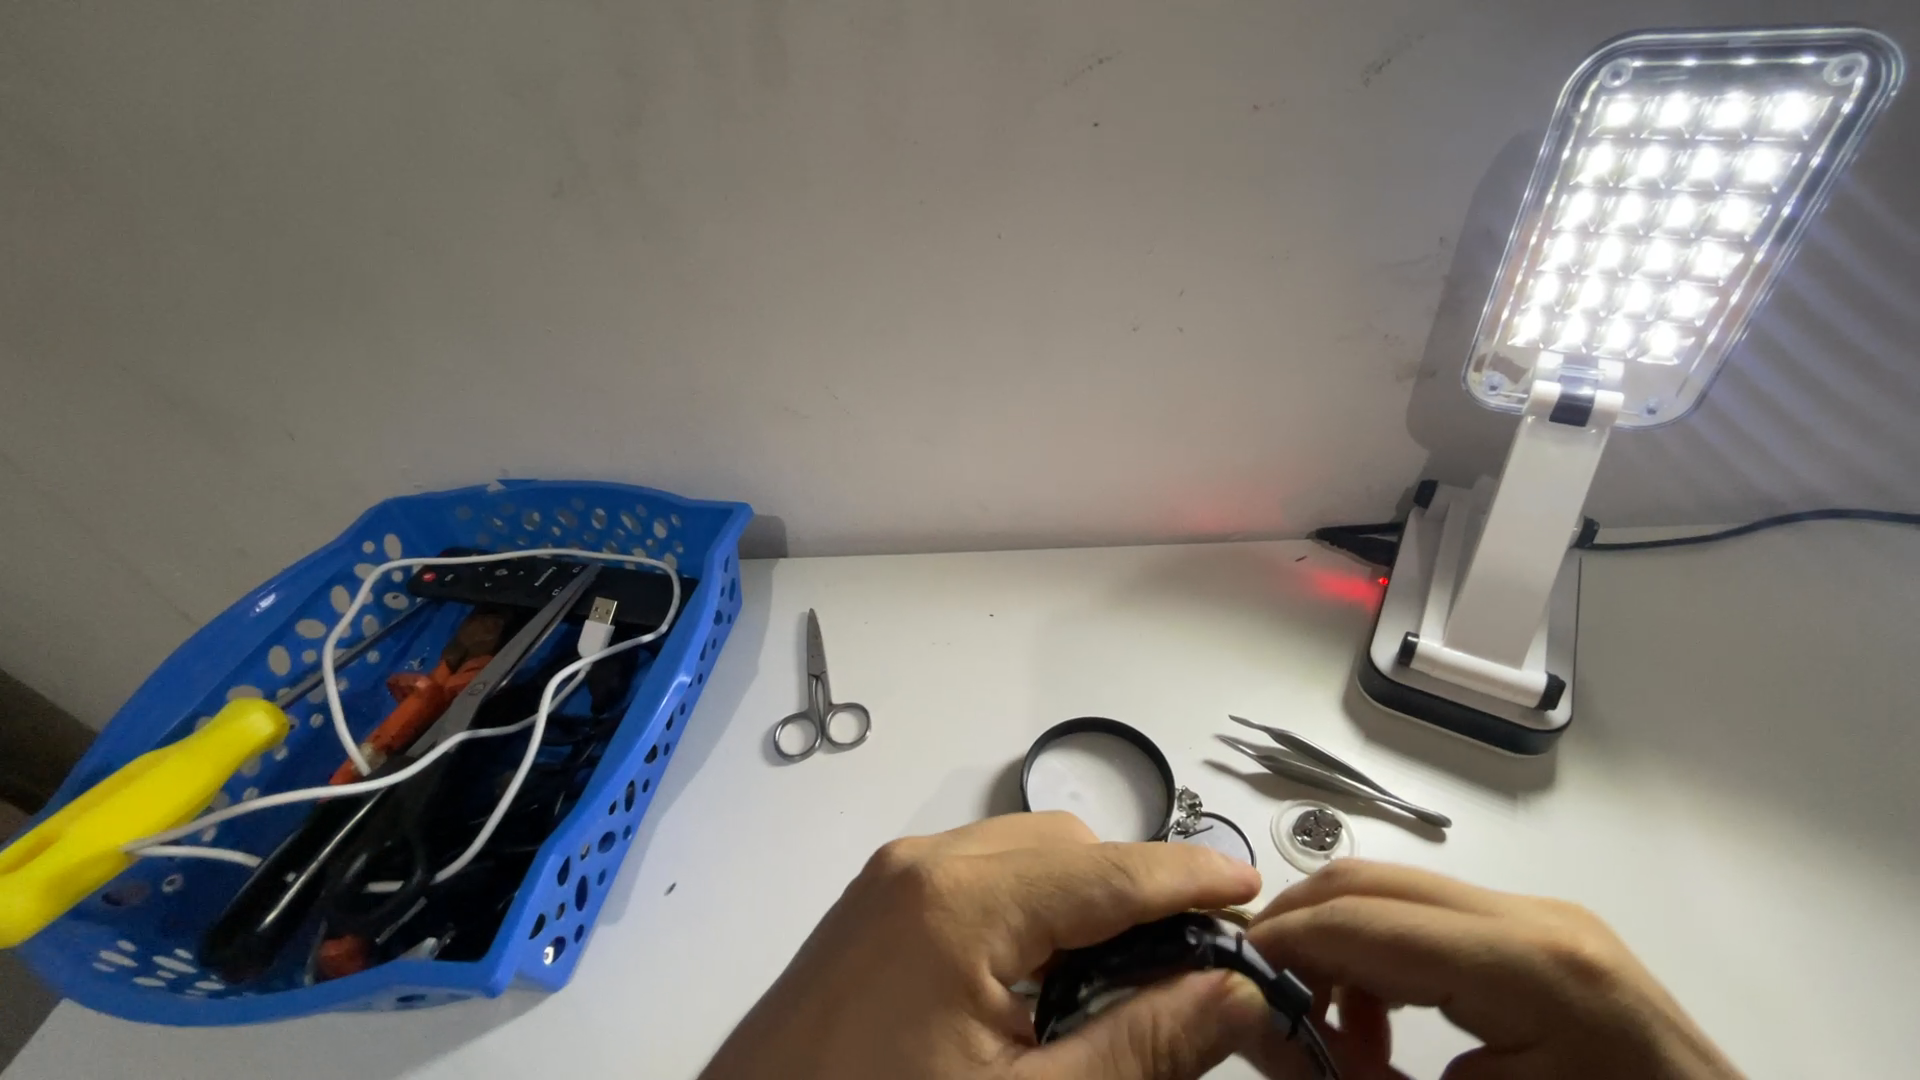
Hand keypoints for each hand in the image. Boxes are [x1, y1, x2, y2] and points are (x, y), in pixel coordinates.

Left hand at [700, 812, 1268, 1079]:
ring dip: (1081, 896)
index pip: (1105, 869)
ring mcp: (890, 876)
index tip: (1252, 885)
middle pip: (1063, 847)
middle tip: (1186, 959)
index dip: (1187, 874)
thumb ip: (1142, 1044)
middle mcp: (922, 862)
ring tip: (1117, 975)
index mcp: (959, 900)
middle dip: (1133, 889)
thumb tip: (1236, 990)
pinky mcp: (873, 901)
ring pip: (1021, 852)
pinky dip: (1028, 905)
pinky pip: (976, 874)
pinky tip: (1039, 975)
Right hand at [1238, 860, 1742, 1079]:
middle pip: (1368, 884)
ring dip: (1337, 946)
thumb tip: (1265, 1033)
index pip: (1364, 922)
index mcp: (1531, 969)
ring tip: (1333, 1031)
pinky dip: (1382, 958)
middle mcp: (1534, 918)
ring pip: (1391, 892)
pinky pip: (1429, 918)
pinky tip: (1382, 1025)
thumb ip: (1363, 1077)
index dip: (1283, 942)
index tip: (1230, 974)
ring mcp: (1543, 917)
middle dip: (1297, 928)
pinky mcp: (1542, 931)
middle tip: (1262, 991)